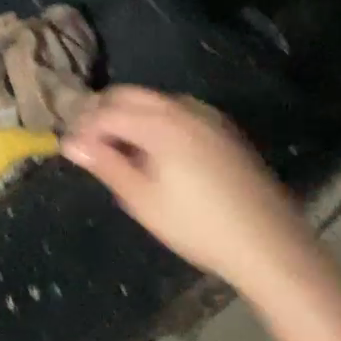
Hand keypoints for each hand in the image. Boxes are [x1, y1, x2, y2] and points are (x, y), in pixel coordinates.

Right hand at [61, 86, 311, 286]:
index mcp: (158, 121)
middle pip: (129, 94)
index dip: (83, 126)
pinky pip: (177, 110)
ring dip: (129, 113)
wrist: (271, 245)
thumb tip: (70, 143)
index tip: (69, 147)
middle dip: (103, 111)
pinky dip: (156, 119)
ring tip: (118, 146)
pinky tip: (156, 148)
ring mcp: (206, 115)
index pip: (106, 111)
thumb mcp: (143, 200)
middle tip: (88, 141)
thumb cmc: (198, 226)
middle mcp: (181, 107)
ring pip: (154, 100)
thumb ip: (106, 165)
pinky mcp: (223, 128)